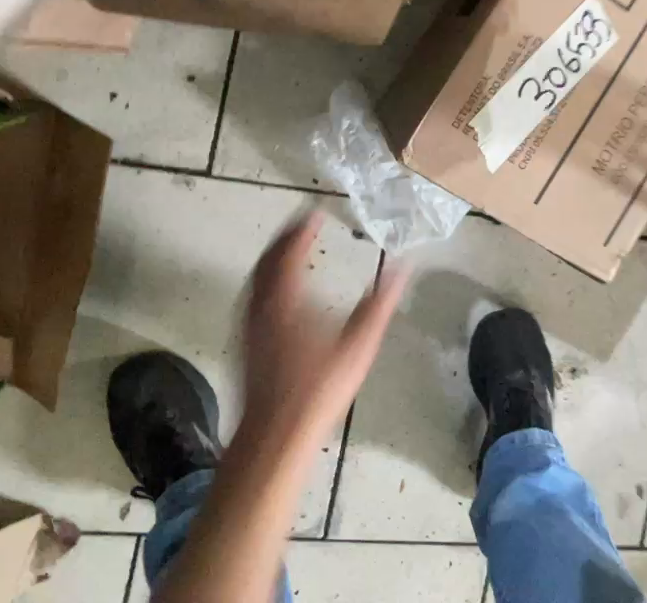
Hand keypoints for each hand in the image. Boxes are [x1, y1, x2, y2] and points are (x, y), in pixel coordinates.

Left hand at [240, 210, 407, 442]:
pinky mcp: (244, 344)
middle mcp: (261, 307)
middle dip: (283, 239)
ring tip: (289, 250)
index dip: (301, 229)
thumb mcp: (359, 345)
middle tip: (301, 225)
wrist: (275, 434)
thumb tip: (402, 268)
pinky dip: (265, 280)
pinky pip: (252, 297)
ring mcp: (248, 326)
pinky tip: (278, 293)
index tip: (314, 212)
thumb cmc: (319, 389)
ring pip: (256, 280)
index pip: (289, 252)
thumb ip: (379, 304)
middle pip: (267, 261)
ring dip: (272, 258)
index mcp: (285, 300)